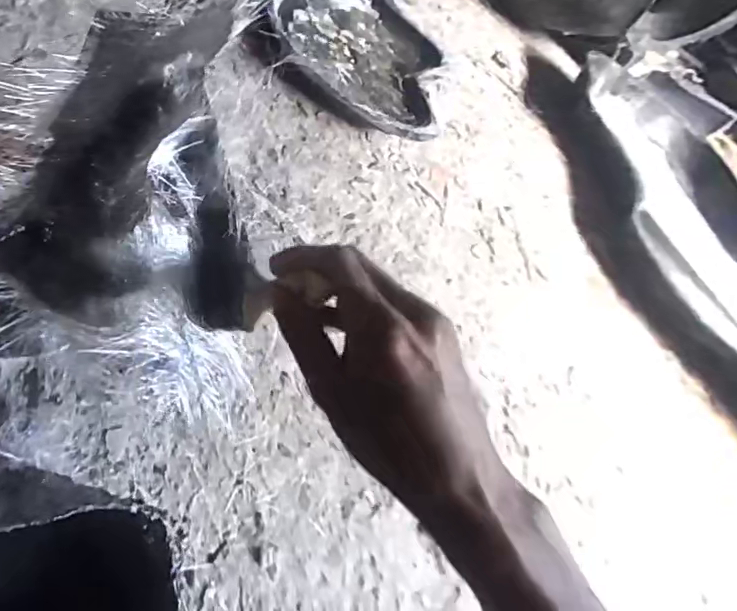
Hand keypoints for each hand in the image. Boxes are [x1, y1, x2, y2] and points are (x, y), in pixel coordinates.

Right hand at [271, 245, 506, 524]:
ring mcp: (433, 318)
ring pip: (375, 281)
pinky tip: (344, 326)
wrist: (462, 480)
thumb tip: (279, 293)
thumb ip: (302, 335)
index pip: (341, 264)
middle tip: (288, 288)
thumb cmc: (388, 445)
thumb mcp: (332, 393)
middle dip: (318, 268)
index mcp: (384, 328)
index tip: (275, 268)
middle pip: (358, 265)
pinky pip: (392, 300)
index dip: (303, 257)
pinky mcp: (441, 329)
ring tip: (310, 309)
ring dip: (339, 284)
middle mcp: (413, 311)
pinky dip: (362, 301)